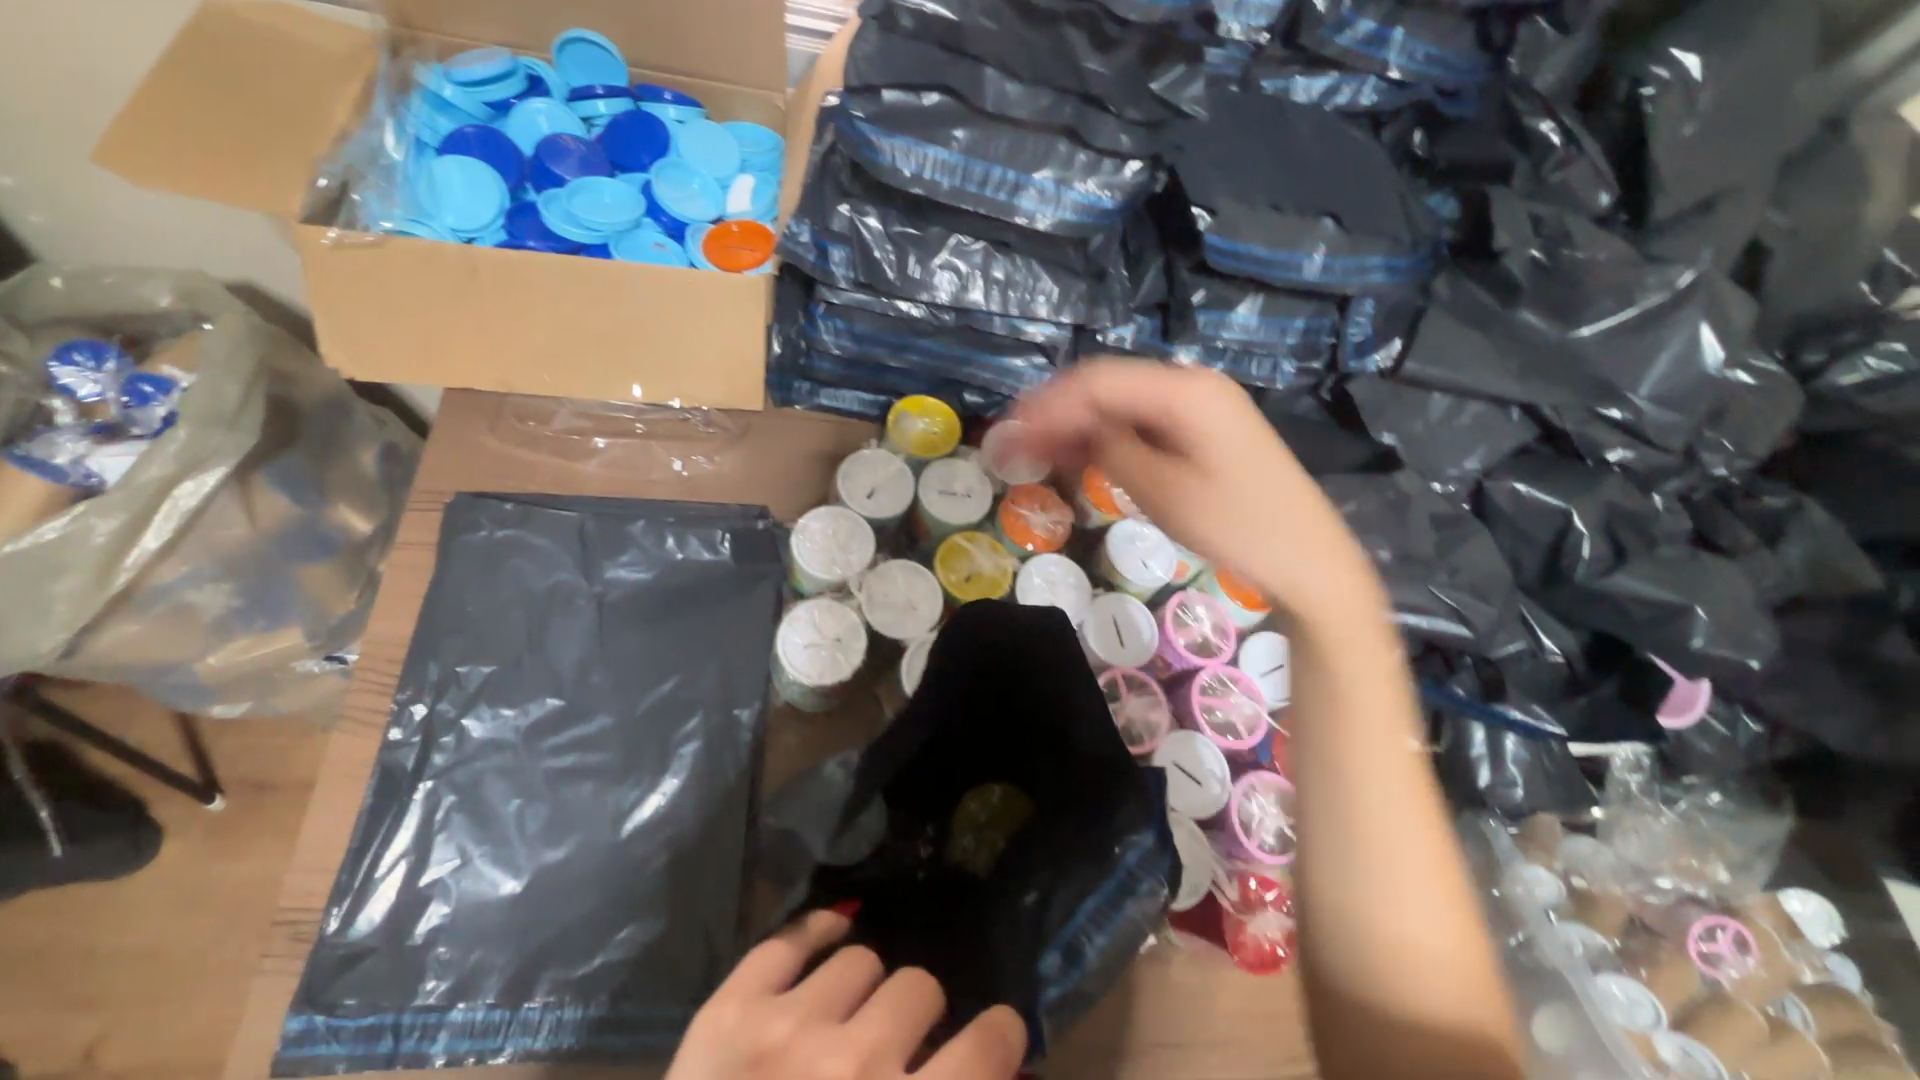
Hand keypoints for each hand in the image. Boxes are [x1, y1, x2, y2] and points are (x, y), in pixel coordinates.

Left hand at [666, 910, 1027, 1079]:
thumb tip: (992, 1078)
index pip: (987, 1048)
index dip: (999, 1034)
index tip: (994, 1035)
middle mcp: (855, 1064)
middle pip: (919, 988)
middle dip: (918, 1015)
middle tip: (898, 1042)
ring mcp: (787, 1030)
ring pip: (862, 961)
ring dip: (865, 989)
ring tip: (850, 1013)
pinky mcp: (730, 1012)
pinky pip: (790, 939)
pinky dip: (818, 932)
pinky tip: (831, 940)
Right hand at [1013, 360, 1382, 620]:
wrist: (1308, 559)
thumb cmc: (1237, 526)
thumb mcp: (1162, 489)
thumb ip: (1111, 447)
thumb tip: (1074, 427)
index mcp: (1184, 391)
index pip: (1097, 383)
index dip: (1046, 406)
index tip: (1008, 434)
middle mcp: (1192, 385)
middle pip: (1107, 388)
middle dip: (1056, 414)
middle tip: (1013, 447)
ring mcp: (1202, 407)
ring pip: (1122, 406)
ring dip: (1078, 427)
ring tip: (1035, 456)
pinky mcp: (1205, 432)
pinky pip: (1145, 424)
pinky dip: (1109, 439)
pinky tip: (1077, 459)